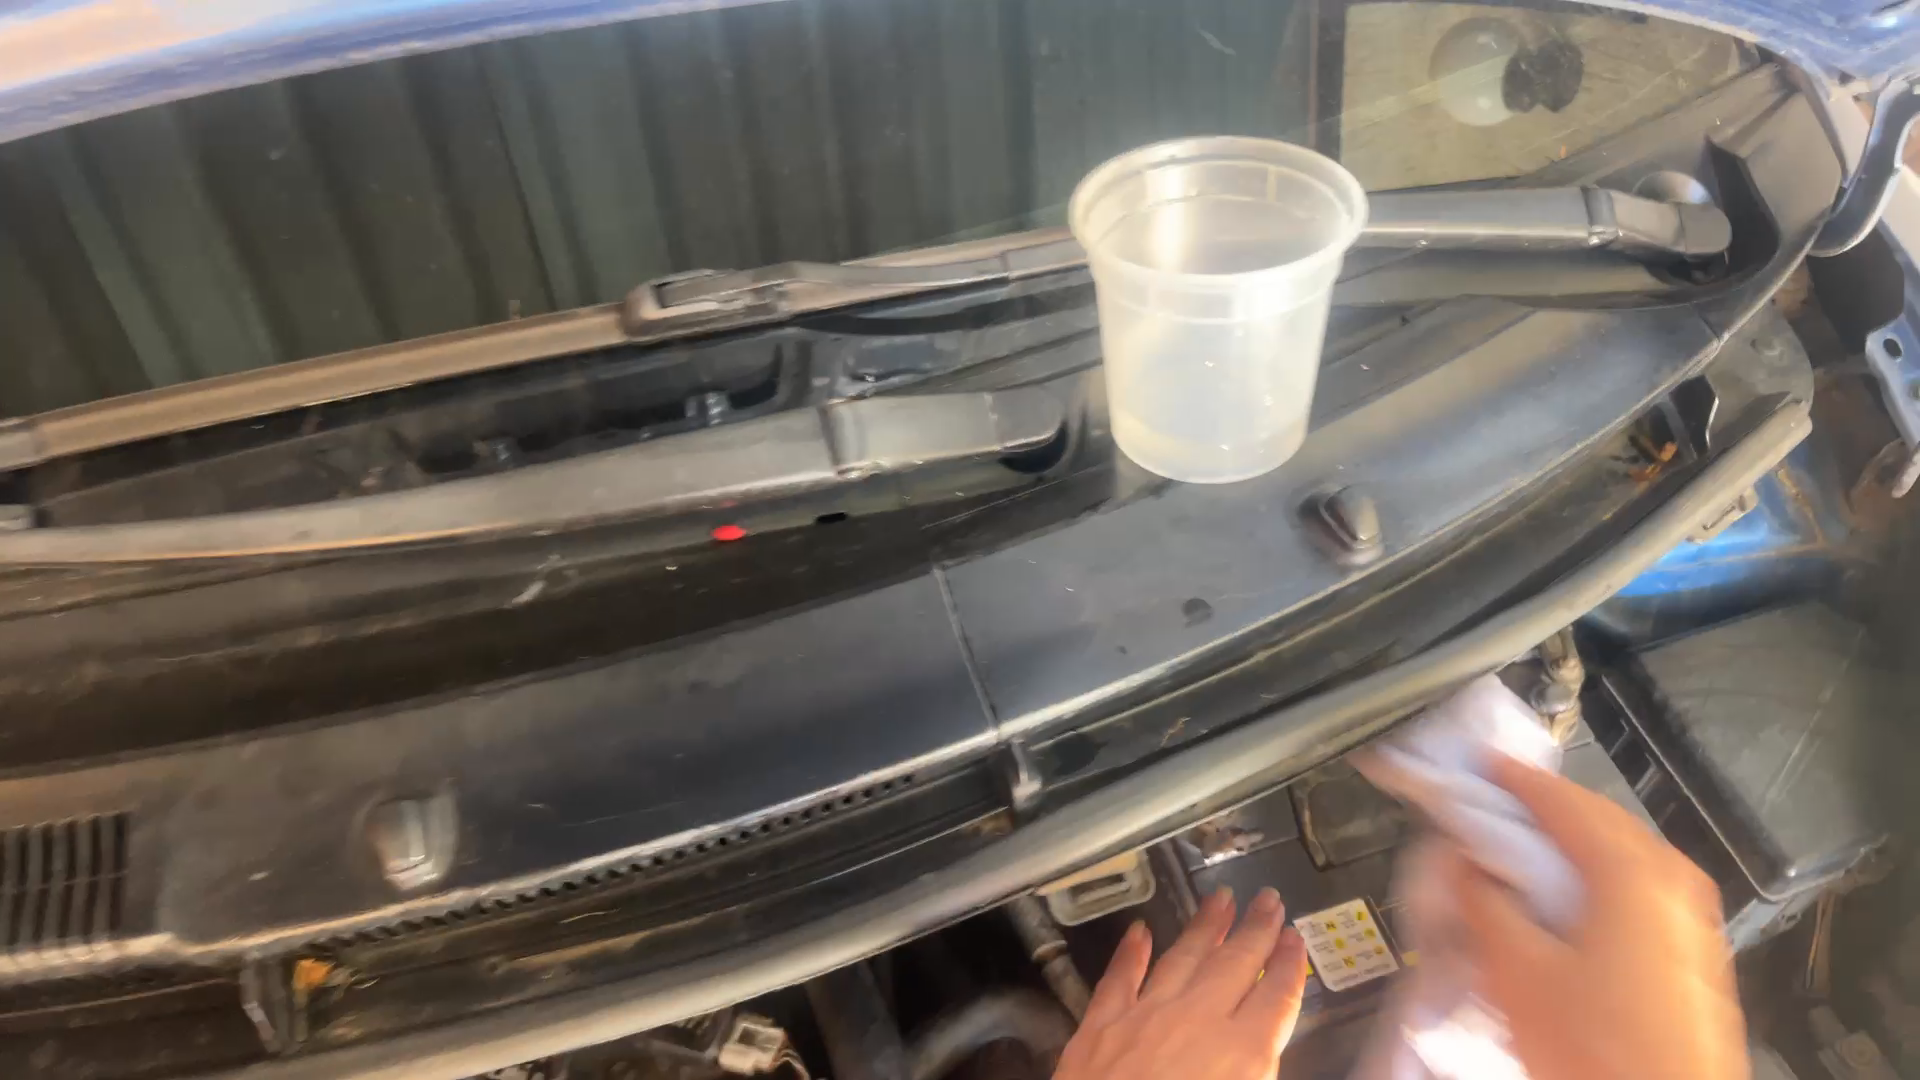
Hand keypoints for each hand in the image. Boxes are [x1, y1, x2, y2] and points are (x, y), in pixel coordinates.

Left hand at [1052, 886, 1310, 1079]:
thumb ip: (1261, 1072)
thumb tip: (1266, 1054)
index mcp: (1241, 1056)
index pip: (1275, 1001)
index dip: (1288, 968)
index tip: (1296, 939)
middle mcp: (1196, 1022)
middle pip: (1233, 966)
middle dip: (1254, 930)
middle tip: (1268, 898)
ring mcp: (1145, 1015)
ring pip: (1181, 958)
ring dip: (1203, 927)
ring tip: (1219, 899)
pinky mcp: (1101, 1022)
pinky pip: (1120, 976)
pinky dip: (1131, 951)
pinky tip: (1139, 929)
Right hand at [1450, 756, 1747, 1079]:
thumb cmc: (1590, 1045)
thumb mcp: (1510, 963)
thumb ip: (1481, 895)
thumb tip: (1465, 859)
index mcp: (1629, 878)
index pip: (1563, 803)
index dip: (1513, 778)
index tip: (1476, 762)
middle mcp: (1671, 889)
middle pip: (1602, 818)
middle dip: (1546, 801)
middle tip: (1494, 796)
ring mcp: (1691, 924)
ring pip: (1626, 849)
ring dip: (1572, 831)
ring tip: (1524, 835)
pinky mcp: (1692, 955)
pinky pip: (1639, 880)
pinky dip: (1596, 863)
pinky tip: (1567, 885)